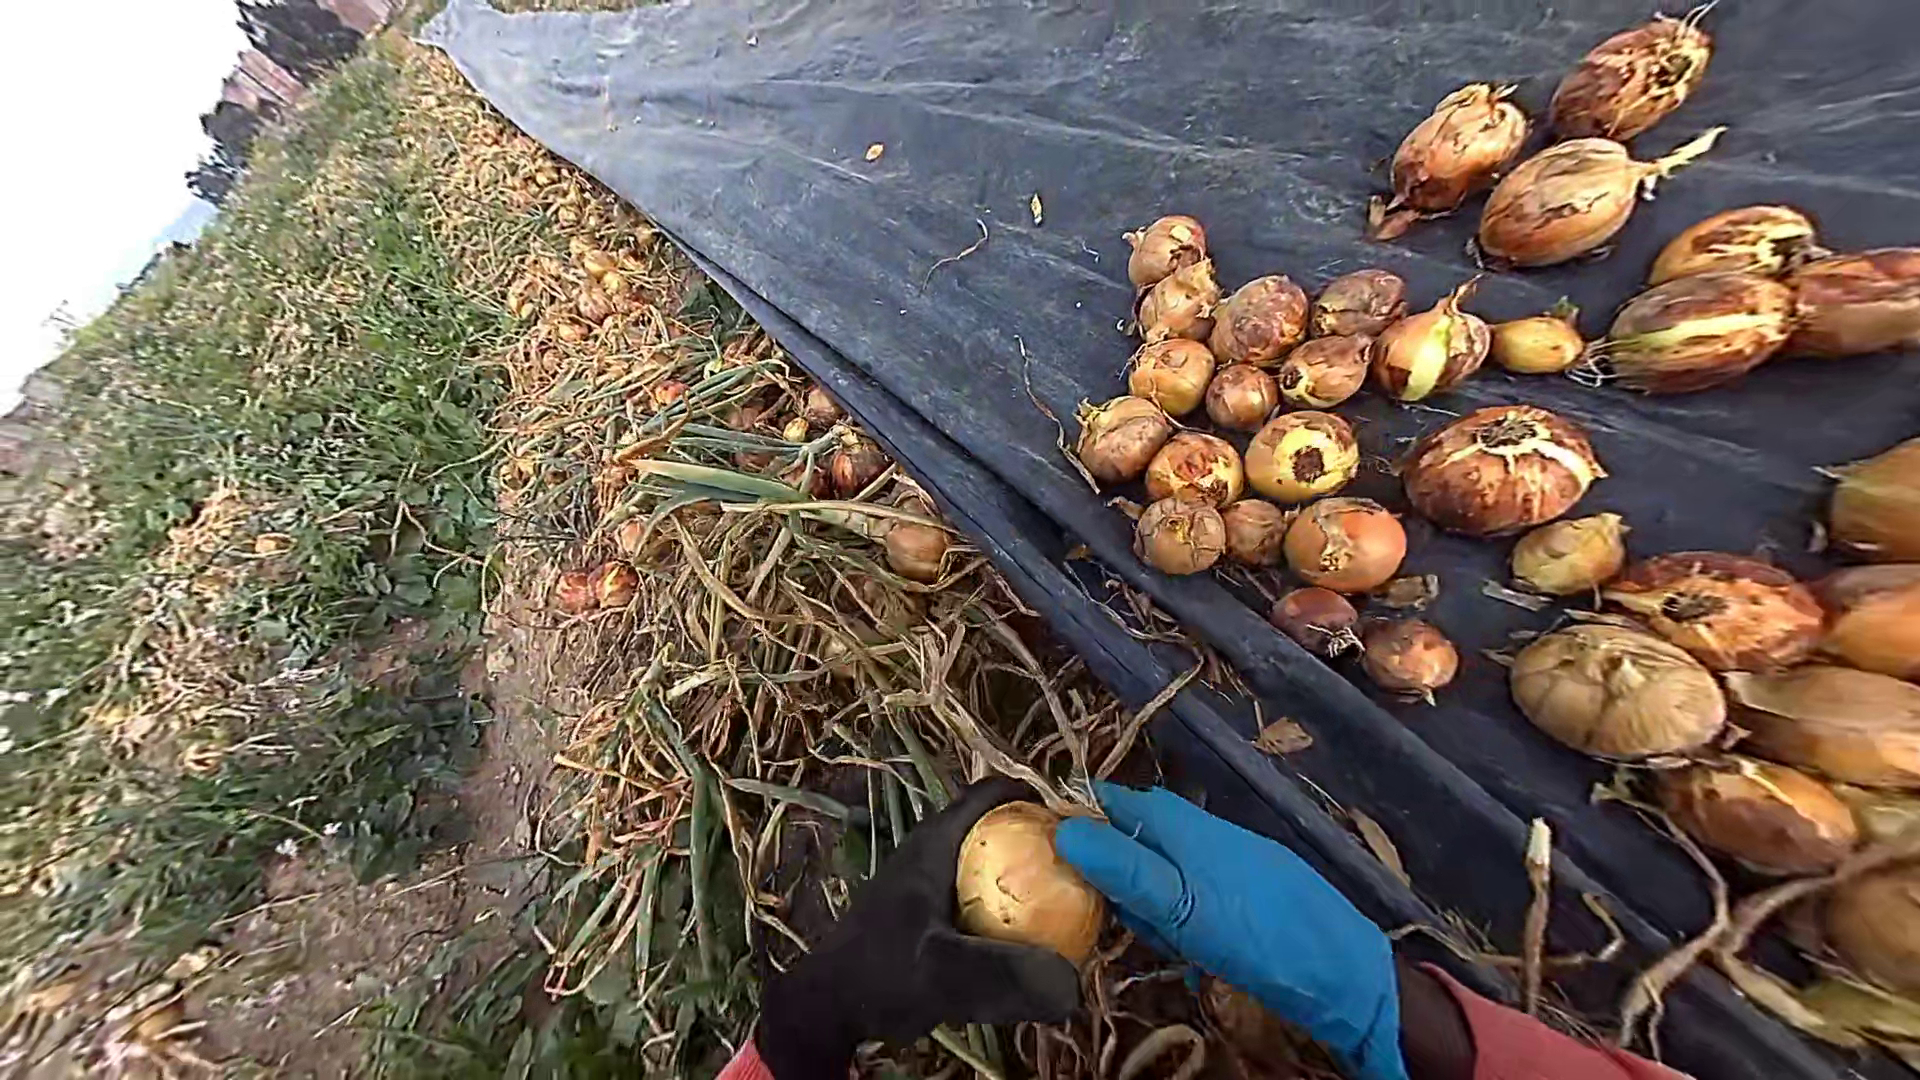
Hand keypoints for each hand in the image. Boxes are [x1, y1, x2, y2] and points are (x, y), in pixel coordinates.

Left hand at [757, 778, 1080, 1078]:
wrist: (830, 1000)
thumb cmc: (881, 969)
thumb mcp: (942, 972)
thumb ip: (1003, 975)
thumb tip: (1074, 982)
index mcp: (939, 838)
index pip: (989, 793)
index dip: (1030, 795)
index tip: (1069, 821)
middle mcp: (937, 846)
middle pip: (994, 822)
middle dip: (1034, 834)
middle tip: (1074, 862)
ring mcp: (931, 874)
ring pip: (987, 855)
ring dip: (1020, 866)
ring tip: (1059, 894)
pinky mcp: (929, 903)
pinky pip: (977, 885)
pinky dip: (1003, 896)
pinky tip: (1023, 931)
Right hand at [1056, 783, 1410, 1079]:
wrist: (1343, 968)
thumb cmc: (1254, 930)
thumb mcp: (1178, 904)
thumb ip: (1120, 867)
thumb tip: (1061, 830)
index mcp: (1162, 813)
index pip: (1092, 804)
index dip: (1074, 837)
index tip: (1069, 878)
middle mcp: (1178, 820)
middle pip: (1114, 842)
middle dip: (1115, 886)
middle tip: (1138, 923)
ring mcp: (1201, 849)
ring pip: (1143, 873)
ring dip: (1145, 909)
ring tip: (1173, 939)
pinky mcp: (1219, 877)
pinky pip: (1173, 890)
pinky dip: (1173, 919)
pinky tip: (1193, 944)